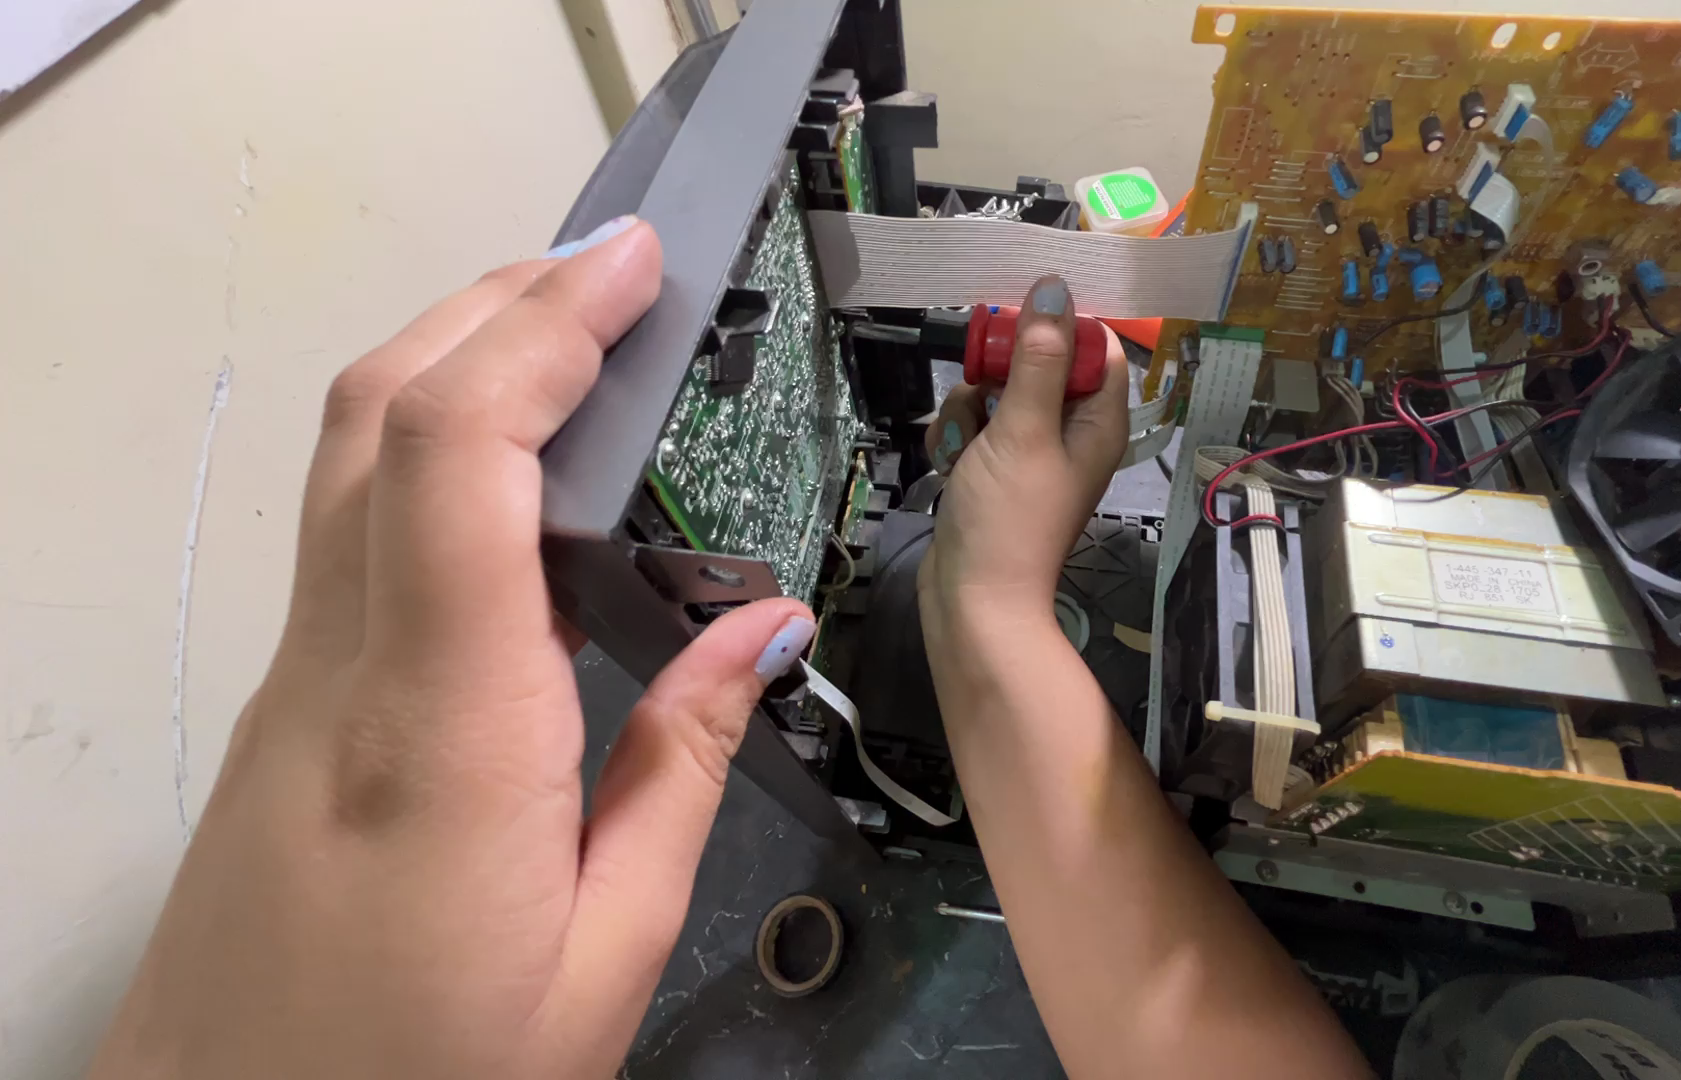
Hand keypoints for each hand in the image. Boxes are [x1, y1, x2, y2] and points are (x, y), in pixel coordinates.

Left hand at [89, 216, 816, 1079]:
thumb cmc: (443, 1074)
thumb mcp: (612, 939)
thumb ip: (683, 761)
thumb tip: (765, 625)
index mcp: (447, 729)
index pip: (460, 467)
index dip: (540, 336)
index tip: (627, 268)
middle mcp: (349, 671)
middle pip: (382, 423)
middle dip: (498, 306)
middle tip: (614, 264)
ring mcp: (304, 678)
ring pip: (356, 457)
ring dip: (462, 352)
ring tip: (578, 323)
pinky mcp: (302, 699)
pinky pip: (362, 519)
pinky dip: (439, 436)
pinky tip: (521, 449)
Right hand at [917, 277, 1128, 626]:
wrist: (971, 599)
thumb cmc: (1008, 516)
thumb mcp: (1024, 430)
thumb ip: (1038, 358)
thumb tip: (1054, 287)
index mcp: (1097, 422)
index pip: (1095, 348)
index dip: (1059, 330)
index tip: (1017, 327)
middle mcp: (1068, 433)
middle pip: (1037, 366)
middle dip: (998, 377)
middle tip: (982, 396)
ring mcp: (1027, 453)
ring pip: (995, 395)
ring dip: (968, 412)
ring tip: (962, 449)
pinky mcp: (992, 469)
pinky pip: (974, 428)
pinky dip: (956, 439)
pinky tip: (948, 466)